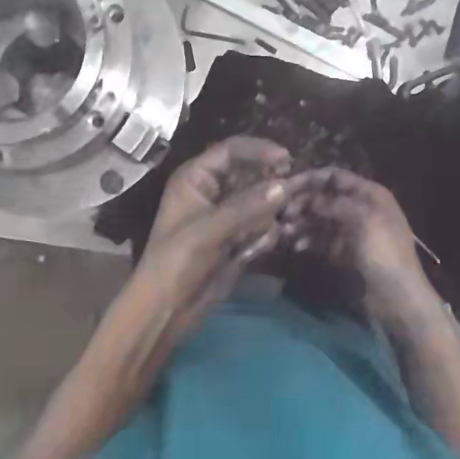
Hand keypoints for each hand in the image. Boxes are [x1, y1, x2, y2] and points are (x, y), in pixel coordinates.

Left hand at [134, 137, 295, 340]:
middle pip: (250, 174)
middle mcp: (211, 192)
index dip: (258, 150)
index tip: (287, 158)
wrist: (166, 308)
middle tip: (293, 194)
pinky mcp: (235, 240)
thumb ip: (248, 206)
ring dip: (269, 212)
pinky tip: (257, 248)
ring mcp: (224, 217)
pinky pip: (260, 227)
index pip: (231, 151)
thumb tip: (285, 185)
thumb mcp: (209, 229)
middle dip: (270, 183)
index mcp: (195, 179)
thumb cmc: (176, 261)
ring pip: (259, 202)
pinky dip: (265, 234)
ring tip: (278, 223)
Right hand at [285, 168, 442, 329]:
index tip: (284, 187)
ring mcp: (350, 231)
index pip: (335, 176)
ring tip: (284, 232)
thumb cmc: (384, 253)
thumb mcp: (362, 219)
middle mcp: (359, 208)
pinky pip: (320, 240)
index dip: (310, 179)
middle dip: (301, 203)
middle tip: (281, 215)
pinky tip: (295, 247)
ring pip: (319, 219)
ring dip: (301, 222)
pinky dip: (307, 240)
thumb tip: (305, 198)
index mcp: (370, 194)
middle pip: (324, 197)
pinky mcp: (343, 252)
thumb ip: (332, 203)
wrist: (396, 298)